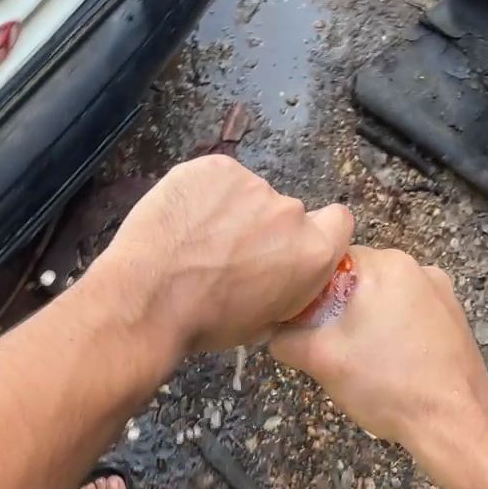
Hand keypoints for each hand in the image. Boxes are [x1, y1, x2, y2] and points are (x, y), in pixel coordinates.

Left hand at [88, 156, 352, 353]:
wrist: (149, 300)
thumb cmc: (206, 322)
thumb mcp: (264, 321)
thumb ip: (287, 286)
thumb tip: (279, 276)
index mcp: (313, 252)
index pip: (338, 222)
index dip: (317, 230)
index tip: (290, 244)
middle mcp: (291, 212)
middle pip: (285, 211)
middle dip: (262, 227)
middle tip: (226, 251)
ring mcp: (252, 184)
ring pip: (247, 194)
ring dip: (229, 210)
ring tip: (195, 239)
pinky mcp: (216, 166)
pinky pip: (216, 178)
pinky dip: (202, 194)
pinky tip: (181, 220)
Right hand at [270, 246, 487, 452]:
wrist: (454, 423)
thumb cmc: (387, 383)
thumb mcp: (321, 360)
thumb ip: (285, 339)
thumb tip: (270, 332)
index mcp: (385, 264)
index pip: (331, 260)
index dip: (311, 290)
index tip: (304, 320)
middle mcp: (417, 267)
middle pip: (360, 278)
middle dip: (340, 308)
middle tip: (330, 344)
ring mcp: (442, 292)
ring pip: (386, 297)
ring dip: (369, 320)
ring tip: (362, 359)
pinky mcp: (456, 318)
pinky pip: (412, 314)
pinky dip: (396, 331)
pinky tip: (392, 364)